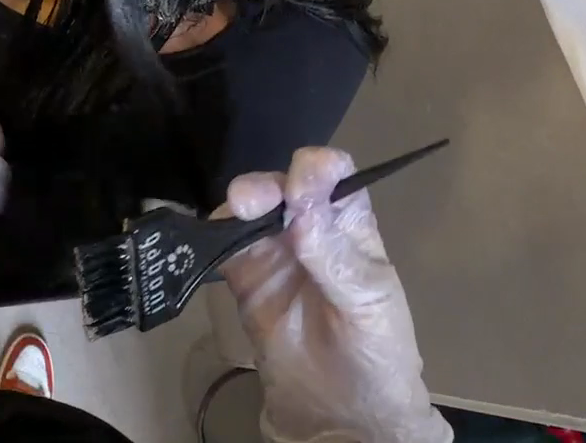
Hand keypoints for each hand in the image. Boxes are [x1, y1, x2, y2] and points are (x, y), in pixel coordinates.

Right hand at [220, 148, 450, 442]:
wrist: (339, 418)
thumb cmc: (374, 355)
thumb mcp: (367, 303)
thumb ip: (333, 254)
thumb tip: (300, 204)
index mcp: (348, 226)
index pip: (334, 176)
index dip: (317, 168)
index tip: (304, 176)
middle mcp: (306, 226)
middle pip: (282, 186)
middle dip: (266, 185)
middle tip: (249, 201)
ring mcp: (270, 248)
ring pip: (248, 207)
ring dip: (239, 202)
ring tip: (234, 214)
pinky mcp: (241, 273)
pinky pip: (221, 241)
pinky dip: (212, 232)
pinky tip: (210, 237)